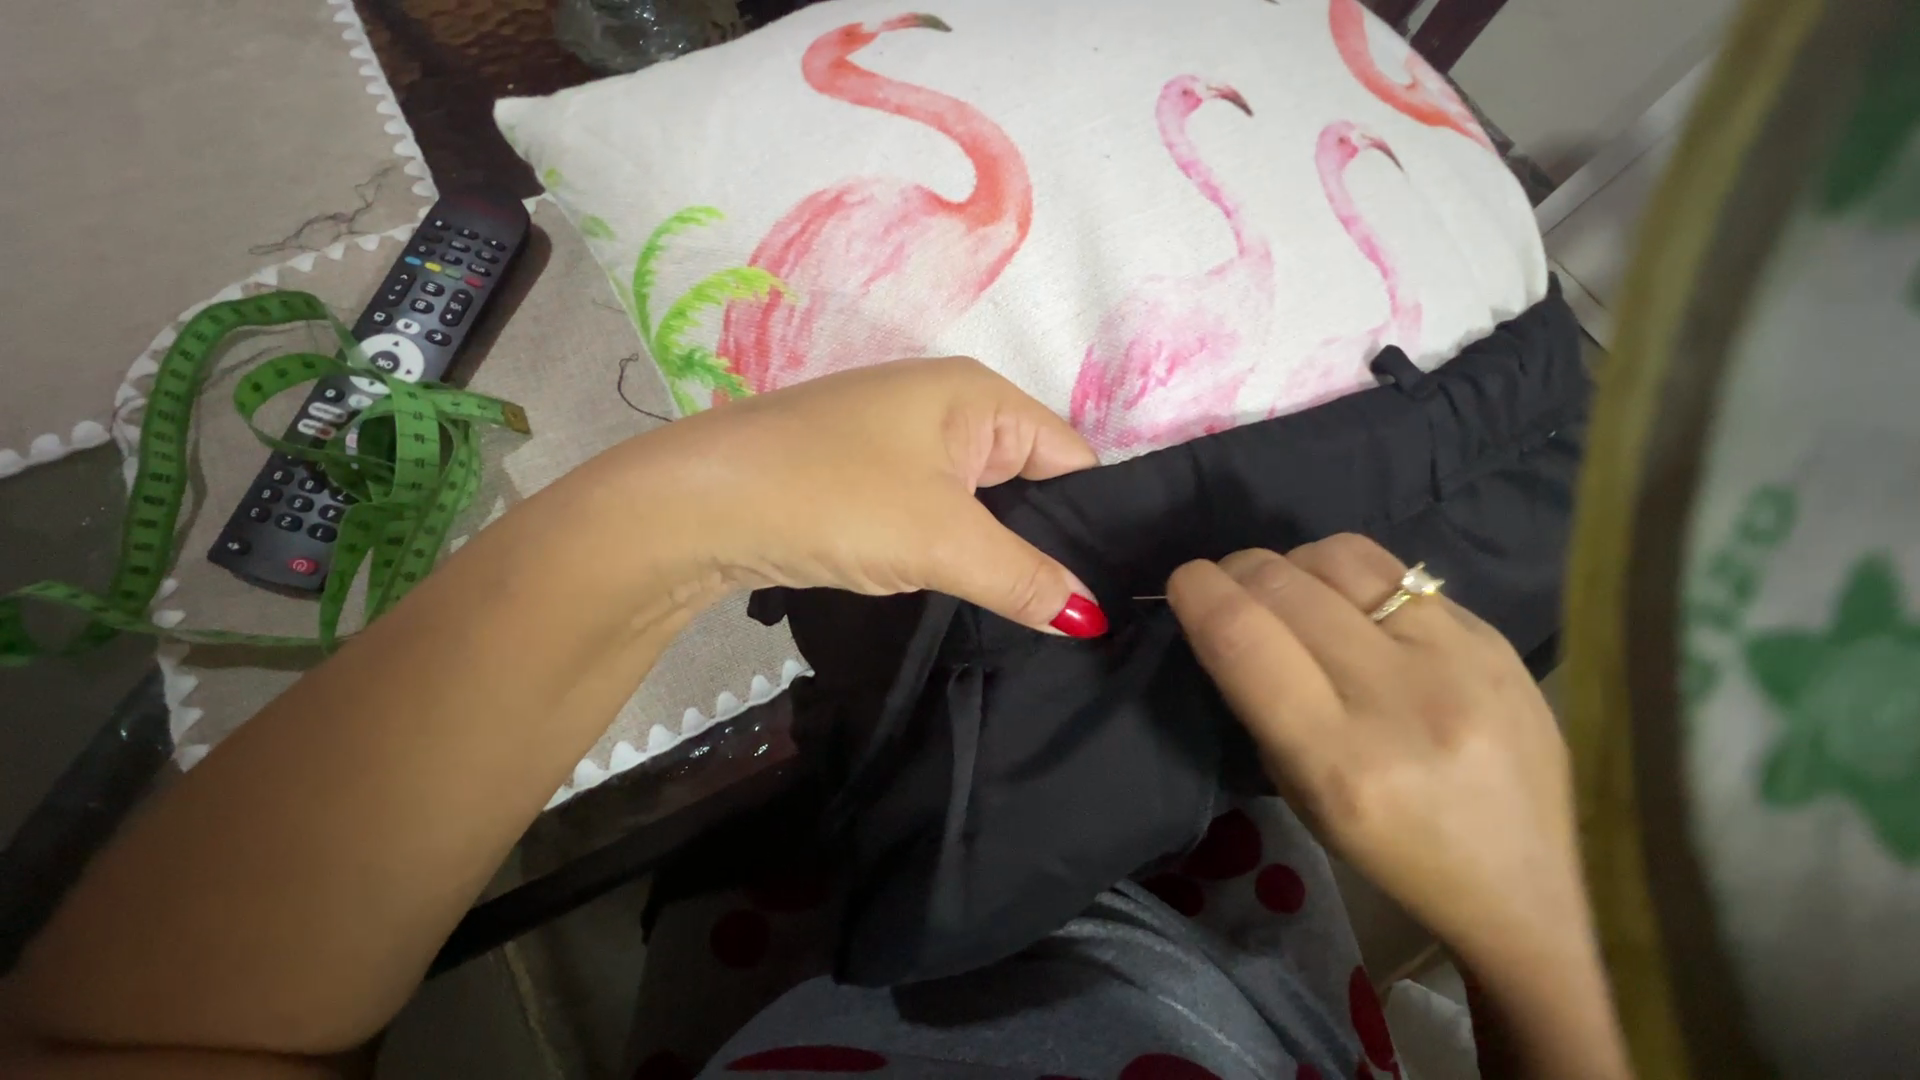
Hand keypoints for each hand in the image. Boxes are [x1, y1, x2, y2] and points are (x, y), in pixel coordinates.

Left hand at [598, 356, 1106, 634]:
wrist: (698, 505)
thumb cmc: (835, 499)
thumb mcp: (942, 541)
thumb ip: (1025, 578)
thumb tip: (1093, 619)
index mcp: (980, 395)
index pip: (1072, 457)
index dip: (1093, 523)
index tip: (1113, 592)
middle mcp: (948, 405)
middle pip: (1029, 478)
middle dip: (1047, 542)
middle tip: (1077, 616)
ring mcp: (904, 439)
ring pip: (982, 501)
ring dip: (999, 551)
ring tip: (1032, 613)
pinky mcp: (870, 475)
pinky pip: (939, 511)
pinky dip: (955, 548)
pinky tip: (966, 590)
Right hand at [1166, 537, 1595, 978]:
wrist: (1527, 881)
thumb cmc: (1392, 851)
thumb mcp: (1302, 794)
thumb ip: (1262, 702)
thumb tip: (1231, 618)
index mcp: (1339, 761)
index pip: (1244, 639)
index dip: (1199, 593)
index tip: (1185, 583)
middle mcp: (1399, 698)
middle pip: (1285, 585)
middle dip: (1237, 571)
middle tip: (1228, 584)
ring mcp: (1457, 657)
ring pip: (1339, 556)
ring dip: (1293, 563)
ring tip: (1291, 589)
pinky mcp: (1493, 635)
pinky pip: (1395, 569)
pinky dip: (1348, 575)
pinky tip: (1351, 604)